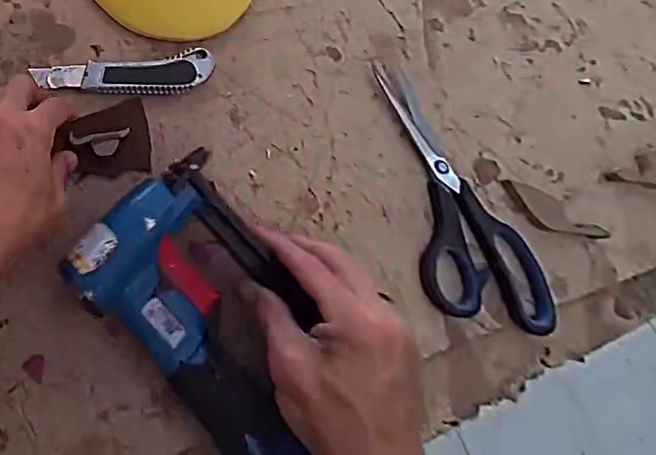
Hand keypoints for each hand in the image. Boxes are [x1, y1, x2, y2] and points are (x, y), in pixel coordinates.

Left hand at [0, 76, 77, 289]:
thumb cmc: (14, 222)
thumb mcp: (54, 203)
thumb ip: (61, 174)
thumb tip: (64, 160)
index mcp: (33, 128)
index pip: (56, 105)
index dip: (67, 111)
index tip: (69, 121)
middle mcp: (4, 120)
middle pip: (21, 84)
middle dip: (35, 93)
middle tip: (44, 113)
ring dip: (11, 105)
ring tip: (21, 127)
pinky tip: (0, 146)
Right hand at [246, 228, 423, 454]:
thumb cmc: (333, 425)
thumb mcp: (292, 372)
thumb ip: (273, 319)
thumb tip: (254, 285)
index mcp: (357, 318)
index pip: (313, 267)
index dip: (282, 246)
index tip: (256, 231)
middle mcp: (383, 311)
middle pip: (339, 259)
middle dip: (304, 245)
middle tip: (272, 241)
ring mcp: (397, 323)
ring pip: (356, 273)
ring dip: (324, 262)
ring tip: (292, 260)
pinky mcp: (402, 338)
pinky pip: (367, 294)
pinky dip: (341, 283)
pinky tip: (322, 290)